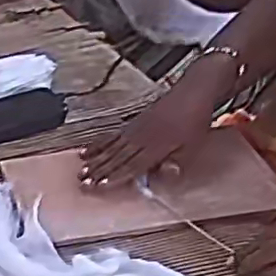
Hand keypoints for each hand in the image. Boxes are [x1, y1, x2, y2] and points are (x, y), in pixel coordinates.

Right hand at [80, 56, 233, 186]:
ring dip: (94, 161)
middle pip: (117, 158)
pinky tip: (86, 151)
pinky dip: (98, 144)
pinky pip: (111, 136)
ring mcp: (135, 130)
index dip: (116, 176)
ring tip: (80, 171)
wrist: (194, 91)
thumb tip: (167, 175)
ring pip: (111, 148)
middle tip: (82, 182)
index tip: (100, 185)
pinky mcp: (131, 124)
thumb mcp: (193, 145)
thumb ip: (177, 161)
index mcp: (157, 147)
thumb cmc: (195, 121)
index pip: (133, 165)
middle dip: (98, 171)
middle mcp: (142, 139)